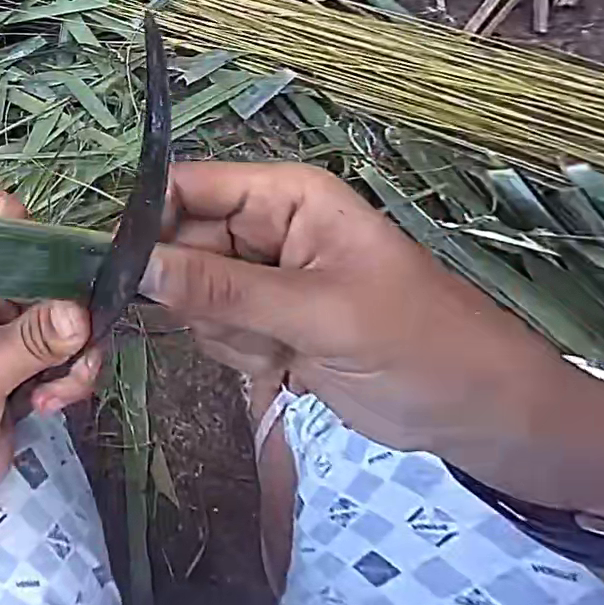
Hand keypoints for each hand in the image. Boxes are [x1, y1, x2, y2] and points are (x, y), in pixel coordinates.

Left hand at [0, 186, 101, 516]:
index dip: (10, 216)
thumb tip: (80, 312)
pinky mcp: (33, 353)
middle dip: (64, 301)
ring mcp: (11, 320)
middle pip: (39, 261)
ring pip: (65, 305)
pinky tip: (51, 402)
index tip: (42, 251)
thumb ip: (29, 342)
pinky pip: (72, 343)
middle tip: (72, 338)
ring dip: (74, 349)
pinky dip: (73, 372)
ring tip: (56, 388)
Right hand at [143, 161, 603, 523]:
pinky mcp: (256, 314)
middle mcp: (260, 224)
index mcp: (282, 195)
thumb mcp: (320, 313)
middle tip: (235, 325)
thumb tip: (136, 266)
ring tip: (278, 348)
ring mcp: (256, 271)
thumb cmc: (419, 343)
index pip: (189, 185)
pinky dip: (233, 348)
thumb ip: (224, 289)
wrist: (483, 419)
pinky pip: (207, 322)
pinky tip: (283, 364)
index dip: (149, 216)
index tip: (119, 264)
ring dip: (221, 326)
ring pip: (188, 289)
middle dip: (195, 290)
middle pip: (180, 241)